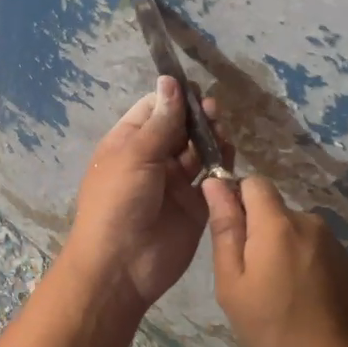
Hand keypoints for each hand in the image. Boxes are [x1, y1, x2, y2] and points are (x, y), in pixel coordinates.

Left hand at [62, 77, 222, 313]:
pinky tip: (229, 155)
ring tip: (222, 131)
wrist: (121, 266)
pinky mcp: (196, 207)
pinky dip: (221, 166)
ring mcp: (175, 183)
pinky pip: (212, 180)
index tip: (195, 89)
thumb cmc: (118, 202)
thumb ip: (160, 122)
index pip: (154, 109)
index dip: (174, 98)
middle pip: (180, 129)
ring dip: (210, 139)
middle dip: (197, 118)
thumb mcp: (136, 155)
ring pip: (198, 152)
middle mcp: (152, 159)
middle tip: (214, 110)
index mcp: (128, 143)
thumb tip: (169, 80)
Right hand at [203, 177, 347, 346]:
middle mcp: (310, 223)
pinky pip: (314, 252)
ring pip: (293, 233)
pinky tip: (303, 306)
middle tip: (250, 280)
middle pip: (273, 210)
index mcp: (278, 224)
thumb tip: (214, 184)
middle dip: (257, 232)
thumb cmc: (277, 333)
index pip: (253, 182)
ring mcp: (335, 245)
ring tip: (277, 298)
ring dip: (280, 252)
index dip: (236, 199)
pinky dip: (303, 268)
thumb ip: (224, 230)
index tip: (230, 235)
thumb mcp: (233, 286)